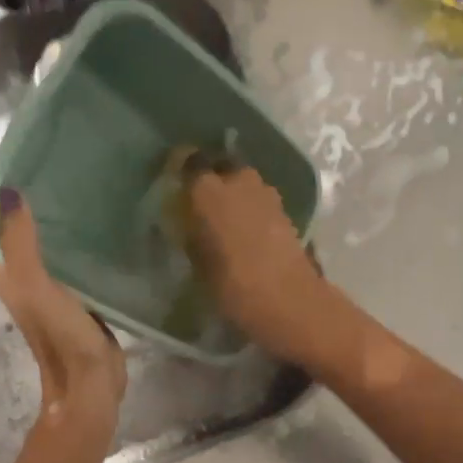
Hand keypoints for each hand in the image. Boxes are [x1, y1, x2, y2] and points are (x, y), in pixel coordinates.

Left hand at [0, 172, 126, 418]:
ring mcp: (40, 288)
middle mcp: (14, 278)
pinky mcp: (67, 295)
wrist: (89, 384)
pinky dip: (56, 236)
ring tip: (50, 188)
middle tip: (22, 170)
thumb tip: (9, 192)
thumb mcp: (34, 285)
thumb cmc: (60, 336)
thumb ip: (20, 241)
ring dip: (26, 216)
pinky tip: (80, 225)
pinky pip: (52, 257)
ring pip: (21, 244)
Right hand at [186, 164, 333, 366]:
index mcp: (208, 190)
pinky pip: (258, 201)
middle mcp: (238, 180)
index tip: (173, 182)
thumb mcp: (199, 265)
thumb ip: (191, 235)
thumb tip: (188, 223)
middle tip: (199, 203)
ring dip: (232, 195)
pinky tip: (244, 232)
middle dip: (210, 179)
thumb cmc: (234, 287)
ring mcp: (266, 193)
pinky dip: (249, 210)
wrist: (290, 302)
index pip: (188, 161)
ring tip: (222, 220)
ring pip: (242, 183)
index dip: (179, 168)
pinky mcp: (285, 210)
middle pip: (220, 167)